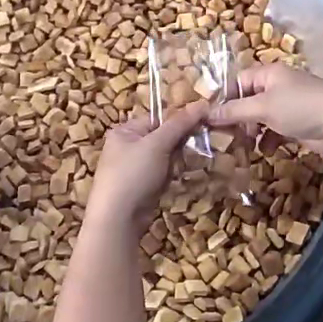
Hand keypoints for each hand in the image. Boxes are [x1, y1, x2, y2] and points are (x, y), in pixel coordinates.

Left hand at [85, 104, 205, 229]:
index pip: (158, 117)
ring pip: (166, 156)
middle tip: (200, 143)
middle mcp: (128, 146)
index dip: (180, 119)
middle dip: (180, 142)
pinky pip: (163, 172)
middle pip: (163, 136)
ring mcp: (135, 167)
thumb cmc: (133, 174)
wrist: (118, 218)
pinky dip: (172, 174)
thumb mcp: (156, 143)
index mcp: (125, 131)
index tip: (204, 121)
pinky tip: (178, 178)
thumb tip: (202, 103)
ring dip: (178, 160)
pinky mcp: (143, 185)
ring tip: (188, 162)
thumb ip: (179, 123)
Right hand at [207, 65, 322, 153]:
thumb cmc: (300, 107)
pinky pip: (274, 131)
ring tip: (243, 147)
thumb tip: (206, 114)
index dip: (224, 99)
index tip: (211, 119)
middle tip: (226, 137)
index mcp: (268, 74)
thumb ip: (234, 111)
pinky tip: (265, 151)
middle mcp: (277, 87)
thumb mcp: (263, 107)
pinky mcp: (297, 124)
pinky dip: (268, 141)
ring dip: (251, 132)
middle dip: (237, 119)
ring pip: (260, 118)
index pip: (238, 82)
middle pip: (248, 101)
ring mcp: (288, 106)